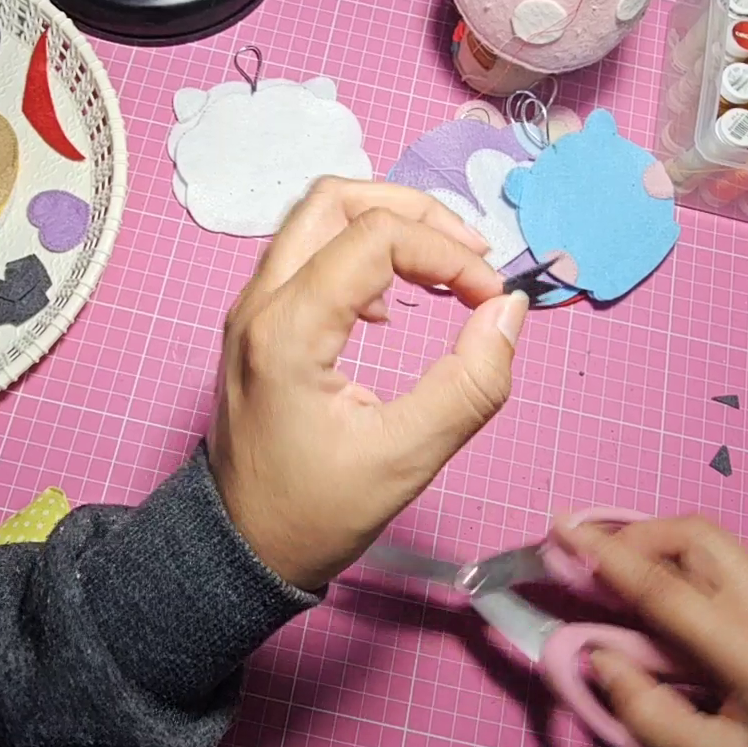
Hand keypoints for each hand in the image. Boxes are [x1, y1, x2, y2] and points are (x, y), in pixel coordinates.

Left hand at [209, 178, 529, 590]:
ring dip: (384, 225)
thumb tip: (508, 310)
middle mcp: (260, 301)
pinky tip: (391, 304)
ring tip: (440, 268)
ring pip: (317, 219)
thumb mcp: (405, 459)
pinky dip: (358, 255)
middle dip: (413, 212)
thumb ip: (470, 384)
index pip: (376, 237)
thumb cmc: (314, 512)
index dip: (448, 253)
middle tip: (468, 253)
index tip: (492, 297)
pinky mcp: (258, 322)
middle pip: (335, 200)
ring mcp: (252, 307)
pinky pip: (307, 255)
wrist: (239, 547)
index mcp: (289, 328)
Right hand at [557, 517, 747, 746]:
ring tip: (624, 574)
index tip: (561, 525)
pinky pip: (729, 562)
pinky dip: (685, 562)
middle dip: (636, 533)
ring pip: (713, 540)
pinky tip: (671, 598)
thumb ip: (652, 716)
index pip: (664, 586)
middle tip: (595, 559)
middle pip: (695, 534)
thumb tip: (599, 658)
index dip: (605, 552)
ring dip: (660, 543)